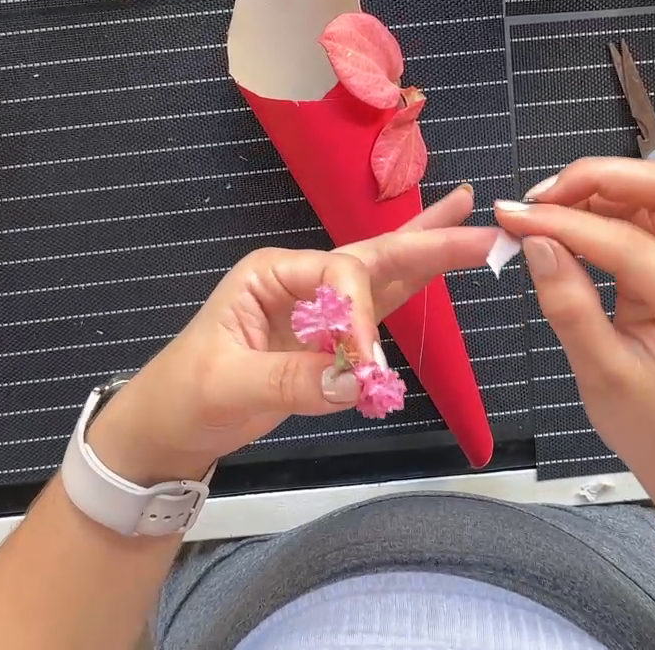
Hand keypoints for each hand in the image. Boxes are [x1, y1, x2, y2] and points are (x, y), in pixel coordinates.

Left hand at [87, 185, 496, 483]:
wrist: (172, 426)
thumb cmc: (187, 396)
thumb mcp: (228, 385)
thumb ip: (293, 380)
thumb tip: (361, 382)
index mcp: (273, 272)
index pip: (338, 277)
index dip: (362, 318)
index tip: (369, 371)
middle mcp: (301, 277)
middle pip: (372, 256)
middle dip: (427, 242)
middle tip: (482, 230)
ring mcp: (317, 304)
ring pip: (383, 273)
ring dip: (429, 253)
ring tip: (473, 229)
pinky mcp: (329, 335)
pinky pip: (378, 309)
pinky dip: (413, 289)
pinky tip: (439, 268)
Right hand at [494, 157, 654, 479]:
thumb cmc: (649, 425)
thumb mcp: (600, 374)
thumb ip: (568, 304)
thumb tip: (534, 241)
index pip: (627, 241)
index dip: (564, 221)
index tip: (511, 216)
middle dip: (595, 178)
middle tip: (537, 199)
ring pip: (654, 192)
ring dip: (596, 187)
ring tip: (543, 209)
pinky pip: (646, 213)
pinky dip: (603, 205)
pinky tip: (566, 221)